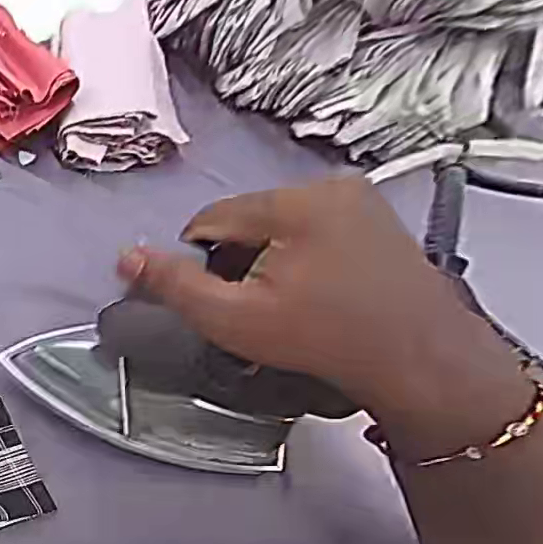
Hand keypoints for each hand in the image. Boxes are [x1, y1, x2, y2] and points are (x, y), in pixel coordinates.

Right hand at [117, 176, 532, 457]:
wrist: (414, 357)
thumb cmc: (322, 339)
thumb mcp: (232, 319)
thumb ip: (174, 286)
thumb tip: (128, 258)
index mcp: (291, 202)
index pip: (209, 220)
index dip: (199, 264)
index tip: (217, 302)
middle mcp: (328, 187)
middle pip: (246, 221)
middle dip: (235, 263)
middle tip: (251, 310)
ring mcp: (358, 200)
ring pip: (278, 227)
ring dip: (265, 262)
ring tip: (284, 307)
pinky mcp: (377, 220)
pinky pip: (313, 231)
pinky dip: (299, 259)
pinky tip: (312, 296)